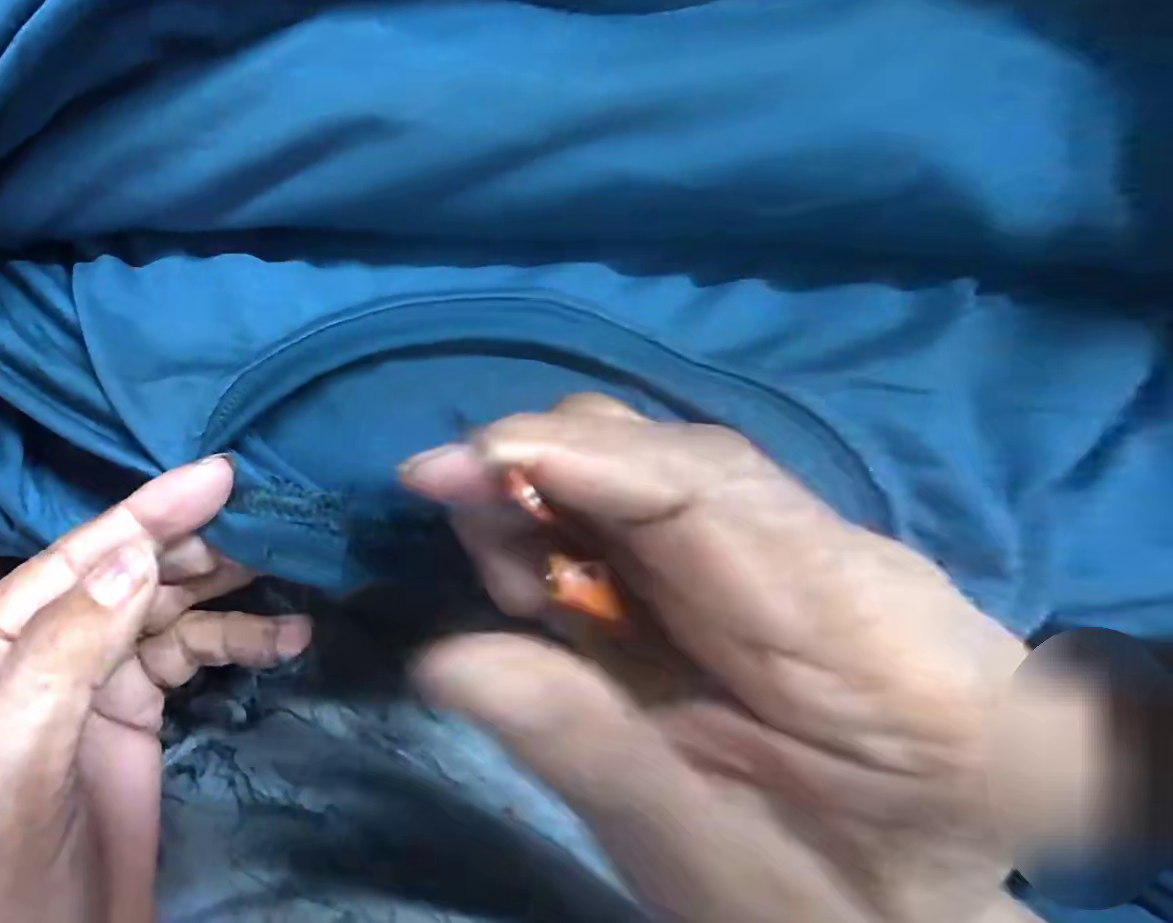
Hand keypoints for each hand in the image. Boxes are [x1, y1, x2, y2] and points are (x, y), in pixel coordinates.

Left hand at [0, 456, 310, 922]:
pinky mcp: (130, 706)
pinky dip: (234, 638)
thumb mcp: (14, 769)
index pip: (75, 561)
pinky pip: (186, 652)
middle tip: (263, 520)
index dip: (148, 513)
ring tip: (284, 565)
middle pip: (124, 573)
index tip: (216, 473)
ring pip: (161, 606)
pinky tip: (284, 635)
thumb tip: (130, 555)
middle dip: (192, 545)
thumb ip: (64, 654)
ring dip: (222, 587)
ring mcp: (85, 674)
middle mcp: (32, 643)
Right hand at [400, 394, 1039, 922]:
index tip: (439, 472)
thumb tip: (438, 661)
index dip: (559, 455)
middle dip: (537, 481)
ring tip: (524, 602)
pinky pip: (632, 490)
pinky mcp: (754, 545)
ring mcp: (804, 544)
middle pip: (662, 453)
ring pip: (636, 456)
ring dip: (540, 507)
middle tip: (489, 577)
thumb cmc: (809, 905)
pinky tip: (550, 592)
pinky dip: (558, 523)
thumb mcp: (687, 852)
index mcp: (872, 645)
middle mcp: (850, 563)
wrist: (893, 912)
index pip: (700, 489)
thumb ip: (573, 741)